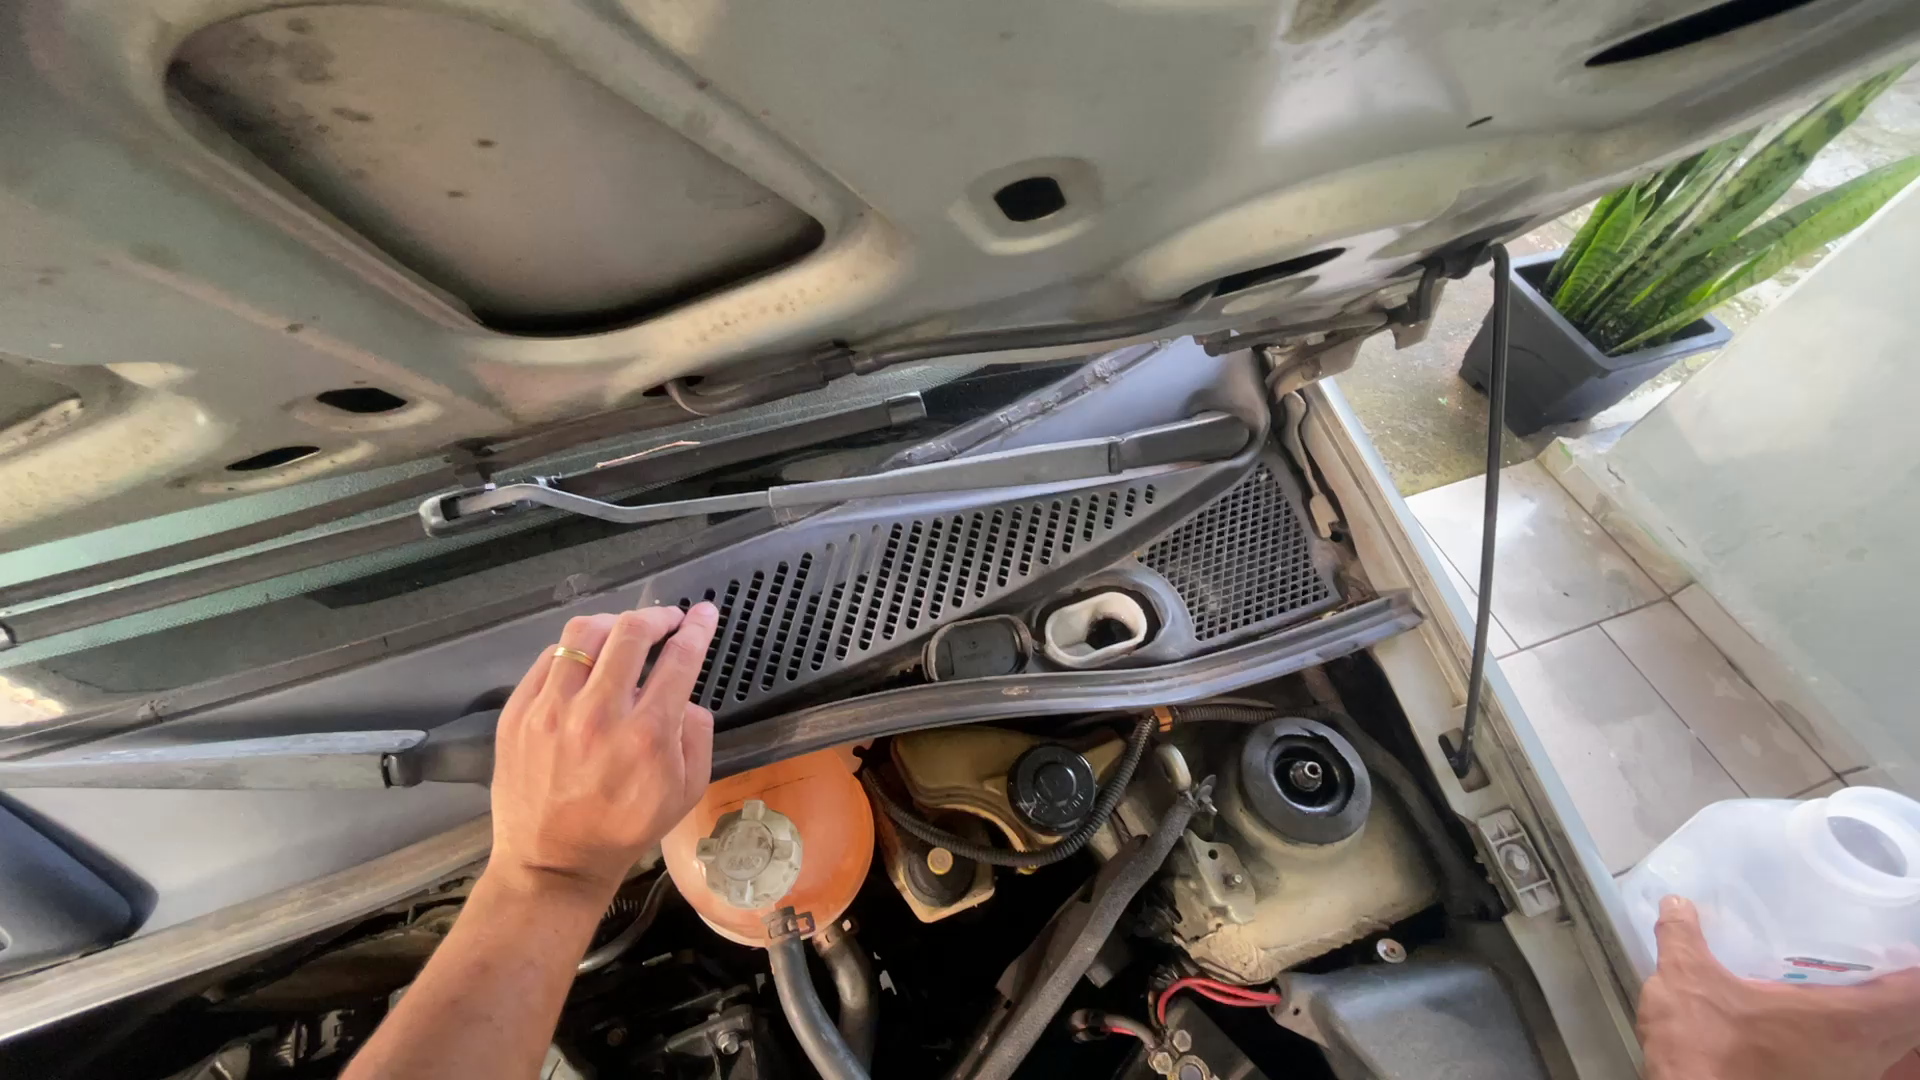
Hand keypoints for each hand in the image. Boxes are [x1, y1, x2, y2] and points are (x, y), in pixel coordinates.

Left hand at [486, 602, 719, 902]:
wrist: (553, 863)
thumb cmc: (628, 827)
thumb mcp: (688, 789)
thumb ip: (698, 734)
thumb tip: (686, 696)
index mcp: (648, 732)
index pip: (680, 658)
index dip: (697, 627)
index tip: (703, 613)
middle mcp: (599, 713)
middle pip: (631, 631)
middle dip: (658, 616)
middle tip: (667, 621)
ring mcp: (551, 710)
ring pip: (583, 633)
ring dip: (614, 624)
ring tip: (623, 634)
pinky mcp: (517, 714)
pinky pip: (548, 657)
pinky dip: (575, 650)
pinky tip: (587, 662)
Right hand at [1638, 895, 1919, 1079]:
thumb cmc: (1705, 1039)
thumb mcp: (1684, 976)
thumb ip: (1683, 935)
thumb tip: (1679, 903)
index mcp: (1843, 1022)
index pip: (1912, 996)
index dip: (1908, 968)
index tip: (1891, 945)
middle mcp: (1864, 1053)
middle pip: (1911, 1022)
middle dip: (1898, 989)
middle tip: (1864, 955)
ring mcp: (1850, 1075)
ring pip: (1895, 1046)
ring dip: (1883, 1018)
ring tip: (1844, 984)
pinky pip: (1871, 1060)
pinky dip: (1862, 1039)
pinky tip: (1816, 1020)